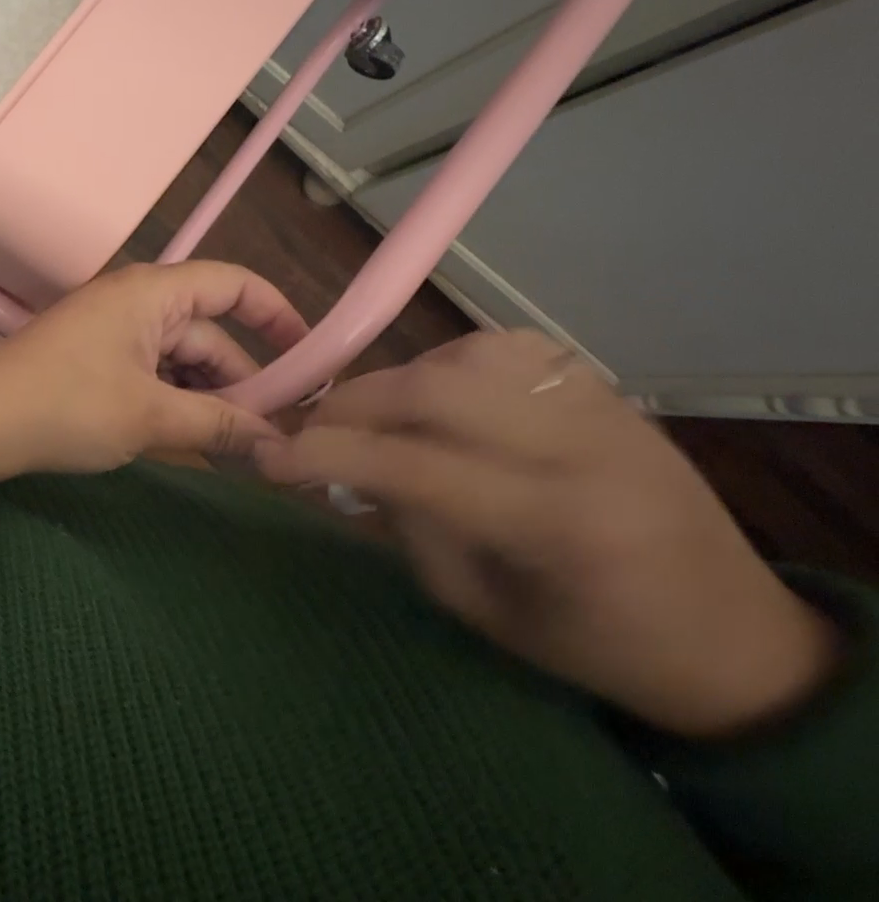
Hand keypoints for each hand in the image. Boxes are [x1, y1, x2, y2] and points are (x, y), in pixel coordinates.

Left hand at [0, 262, 309, 497]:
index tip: (311, 360)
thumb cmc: (67, 408)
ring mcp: (108, 331)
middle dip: (242, 380)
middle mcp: (133, 302)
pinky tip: (189, 439)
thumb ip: (221, 423)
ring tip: (235, 446)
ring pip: (178, 359)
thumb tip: (278, 441)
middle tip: (274, 433)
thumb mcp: (152, 417)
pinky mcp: (90, 360)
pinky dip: (171, 401)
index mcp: (151, 293)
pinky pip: (147, 373)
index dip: (278, 316)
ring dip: (206, 398)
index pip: (233, 285)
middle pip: (207, 333)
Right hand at [252, 330, 839, 739]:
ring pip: (467, 355)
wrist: (727, 634)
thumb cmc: (590, 643)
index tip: (266, 459)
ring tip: (376, 419)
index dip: (321, 455)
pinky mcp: (605, 391)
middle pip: (434, 389)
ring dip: (399, 381)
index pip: (410, 464)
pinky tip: (436, 399)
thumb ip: (406, 524)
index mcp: (554, 523)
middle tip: (310, 434)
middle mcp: (582, 448)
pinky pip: (507, 350)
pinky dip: (449, 365)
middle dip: (349, 405)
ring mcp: (601, 408)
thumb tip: (343, 469)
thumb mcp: (476, 603)